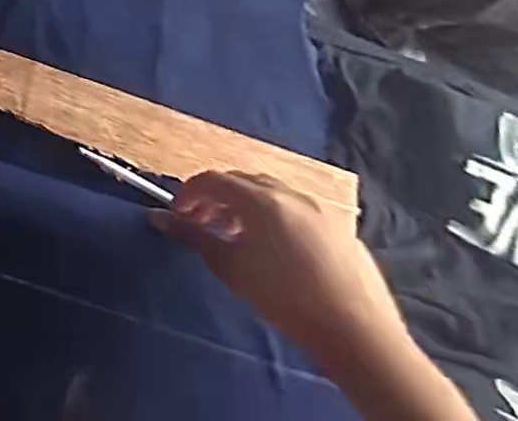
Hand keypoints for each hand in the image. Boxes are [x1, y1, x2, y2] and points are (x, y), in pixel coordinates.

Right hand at [152, 172, 405, 356]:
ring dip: (247, 206)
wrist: (360, 338)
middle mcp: (290, 195)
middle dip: (217, 197)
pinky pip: (299, 212)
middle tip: (205, 222)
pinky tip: (278, 250)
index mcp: (260, 199)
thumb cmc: (285, 299)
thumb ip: (193, 236)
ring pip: (272, 193)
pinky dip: (278, 219)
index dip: (189, 193)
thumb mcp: (229, 267)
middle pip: (241, 181)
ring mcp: (321, 211)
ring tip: (239, 236)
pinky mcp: (343, 231)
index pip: (212, 179)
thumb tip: (158, 217)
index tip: (180, 214)